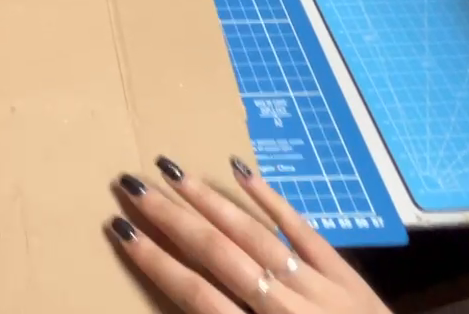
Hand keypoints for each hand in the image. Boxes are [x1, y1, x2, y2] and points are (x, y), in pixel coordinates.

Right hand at [107, 157, 390, 313]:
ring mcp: (323, 290)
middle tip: (129, 182)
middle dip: (169, 217)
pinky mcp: (350, 278)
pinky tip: (239, 169)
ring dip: (208, 199)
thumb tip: (186, 305)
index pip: (196, 296)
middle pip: (218, 254)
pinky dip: (272, 200)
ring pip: (254, 234)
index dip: (154, 261)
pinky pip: (306, 232)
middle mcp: (288, 310)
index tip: (119, 228)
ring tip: (170, 168)